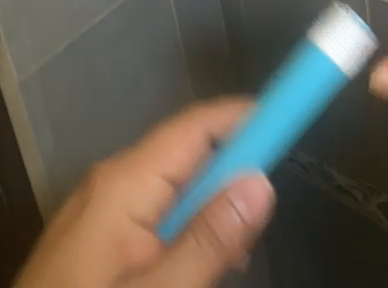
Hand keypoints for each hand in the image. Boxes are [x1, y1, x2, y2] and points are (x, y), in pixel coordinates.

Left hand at [14, 100, 275, 287]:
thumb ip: (210, 241)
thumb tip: (262, 181)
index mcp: (126, 182)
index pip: (198, 125)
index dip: (247, 115)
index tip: (293, 119)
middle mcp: (111, 181)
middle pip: (189, 155)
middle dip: (230, 179)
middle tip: (257, 230)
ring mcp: (99, 210)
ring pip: (173, 190)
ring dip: (208, 214)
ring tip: (224, 263)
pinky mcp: (94, 239)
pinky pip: (152, 216)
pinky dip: (182, 233)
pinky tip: (190, 271)